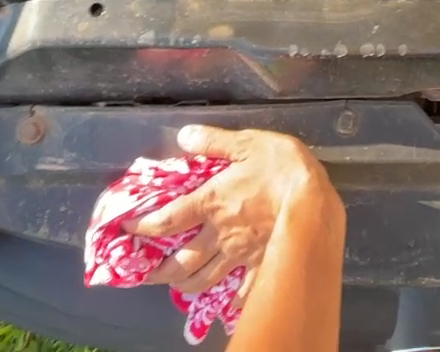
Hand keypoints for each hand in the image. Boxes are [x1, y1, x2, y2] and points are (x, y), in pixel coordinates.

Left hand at [125, 125, 340, 296]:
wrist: (312, 203)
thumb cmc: (281, 167)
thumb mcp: (248, 143)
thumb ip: (215, 141)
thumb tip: (183, 135)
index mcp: (212, 202)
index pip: (170, 218)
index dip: (145, 226)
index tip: (127, 232)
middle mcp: (219, 234)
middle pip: (183, 259)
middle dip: (160, 269)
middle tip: (145, 274)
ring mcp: (239, 254)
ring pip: (205, 278)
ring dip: (186, 284)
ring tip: (175, 287)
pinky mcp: (260, 266)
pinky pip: (240, 290)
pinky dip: (229, 299)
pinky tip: (224, 305)